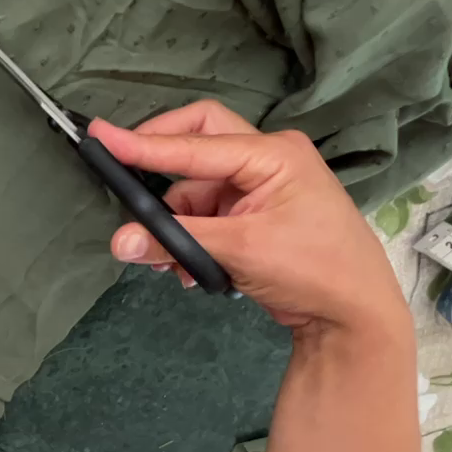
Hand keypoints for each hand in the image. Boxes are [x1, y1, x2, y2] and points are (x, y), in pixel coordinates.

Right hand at [88, 101, 408, 336]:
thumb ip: (175, 241)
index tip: (101, 137)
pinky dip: (188, 240)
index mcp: (271, 154)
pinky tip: (188, 270)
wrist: (350, 313)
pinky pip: (202, 217)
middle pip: (196, 143)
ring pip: (192, 190)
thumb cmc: (312, 268)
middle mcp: (263, 160)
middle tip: (123, 175)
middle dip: (159, 164)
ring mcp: (256, 188)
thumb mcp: (239, 250)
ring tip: (168, 262)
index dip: (144, 145)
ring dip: (174, 224)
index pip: (195, 143)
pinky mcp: (248, 216)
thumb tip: (119, 241)